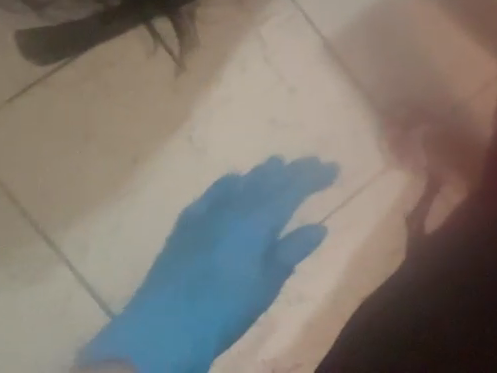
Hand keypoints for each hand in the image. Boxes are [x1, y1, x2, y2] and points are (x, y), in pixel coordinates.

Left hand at [78, 156, 338, 372]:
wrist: (162, 331)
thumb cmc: (225, 308)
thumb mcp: (268, 284)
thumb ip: (292, 251)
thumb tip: (318, 227)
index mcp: (260, 218)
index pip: (294, 186)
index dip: (315, 175)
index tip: (334, 169)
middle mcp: (234, 207)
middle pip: (267, 179)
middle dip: (292, 169)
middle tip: (311, 164)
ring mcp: (205, 216)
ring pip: (238, 182)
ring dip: (260, 174)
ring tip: (275, 166)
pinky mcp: (183, 229)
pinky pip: (208, 197)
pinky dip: (225, 187)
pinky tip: (229, 186)